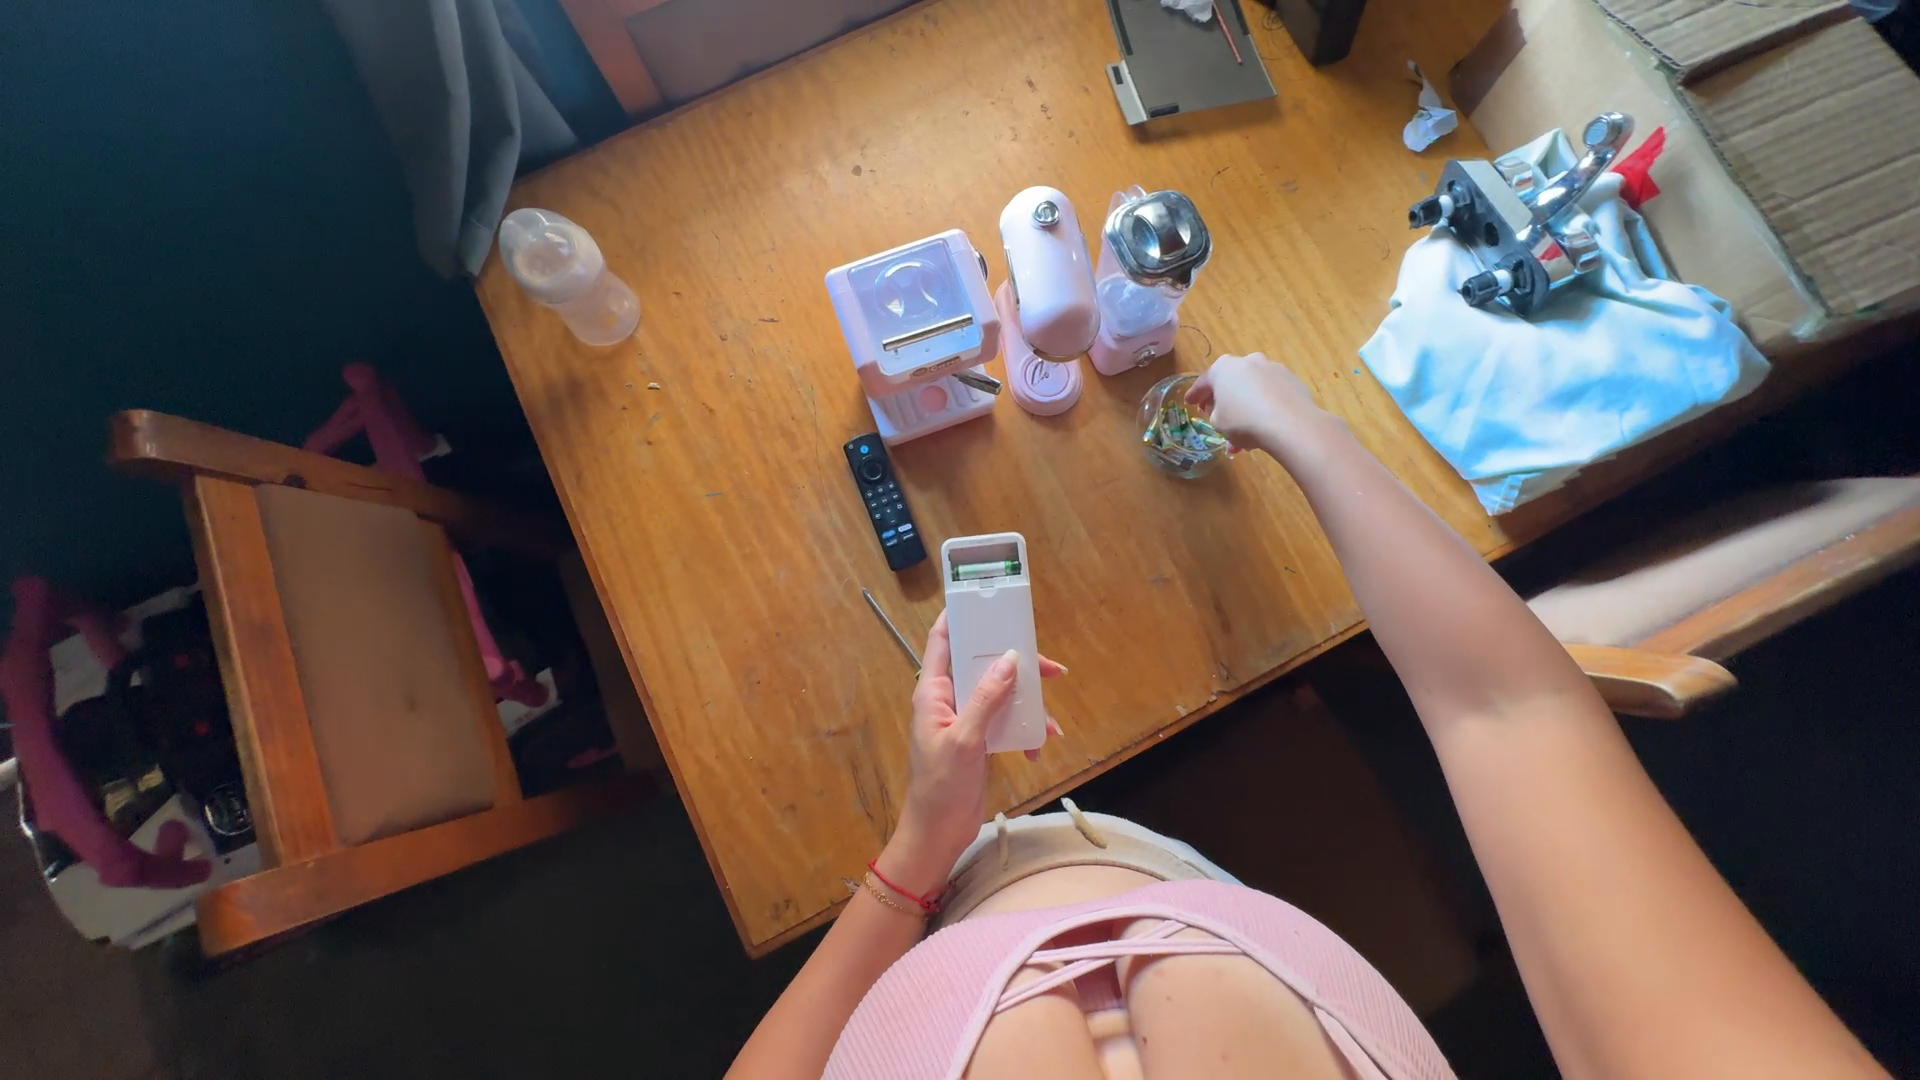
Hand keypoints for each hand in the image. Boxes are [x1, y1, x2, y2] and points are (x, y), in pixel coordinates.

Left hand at [879, 611, 1065, 893]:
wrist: (939, 833)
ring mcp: (965, 717)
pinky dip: (1024, 728)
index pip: (942, 640)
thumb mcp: (964, 740)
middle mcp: (948, 697)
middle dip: (1015, 663)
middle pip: (982, 664)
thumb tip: (1008, 658)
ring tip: (1051, 720)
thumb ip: (986, 698)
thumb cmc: (940, 785)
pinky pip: (1005, 720)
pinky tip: (1039, 745)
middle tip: (1049, 667)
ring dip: (1027, 702)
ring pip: (1000, 692)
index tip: (985, 599)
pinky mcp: (979, 737)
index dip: (959, 616)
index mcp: (933, 691)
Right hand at [1185, 352, 1331, 458]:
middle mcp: (1248, 361)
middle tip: (1217, 414)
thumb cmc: (1243, 421)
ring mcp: (1272, 368)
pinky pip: (1270, 394)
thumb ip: (1216, 413)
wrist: (1289, 424)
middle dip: (1224, 399)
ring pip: (1252, 389)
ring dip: (1245, 407)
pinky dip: (1264, 406)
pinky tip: (1263, 426)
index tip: (1190, 403)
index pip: (1204, 382)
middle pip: (1231, 381)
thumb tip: (1225, 411)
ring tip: (1243, 434)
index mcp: (1223, 368)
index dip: (1195, 395)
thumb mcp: (1218, 422)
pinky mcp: (1292, 379)